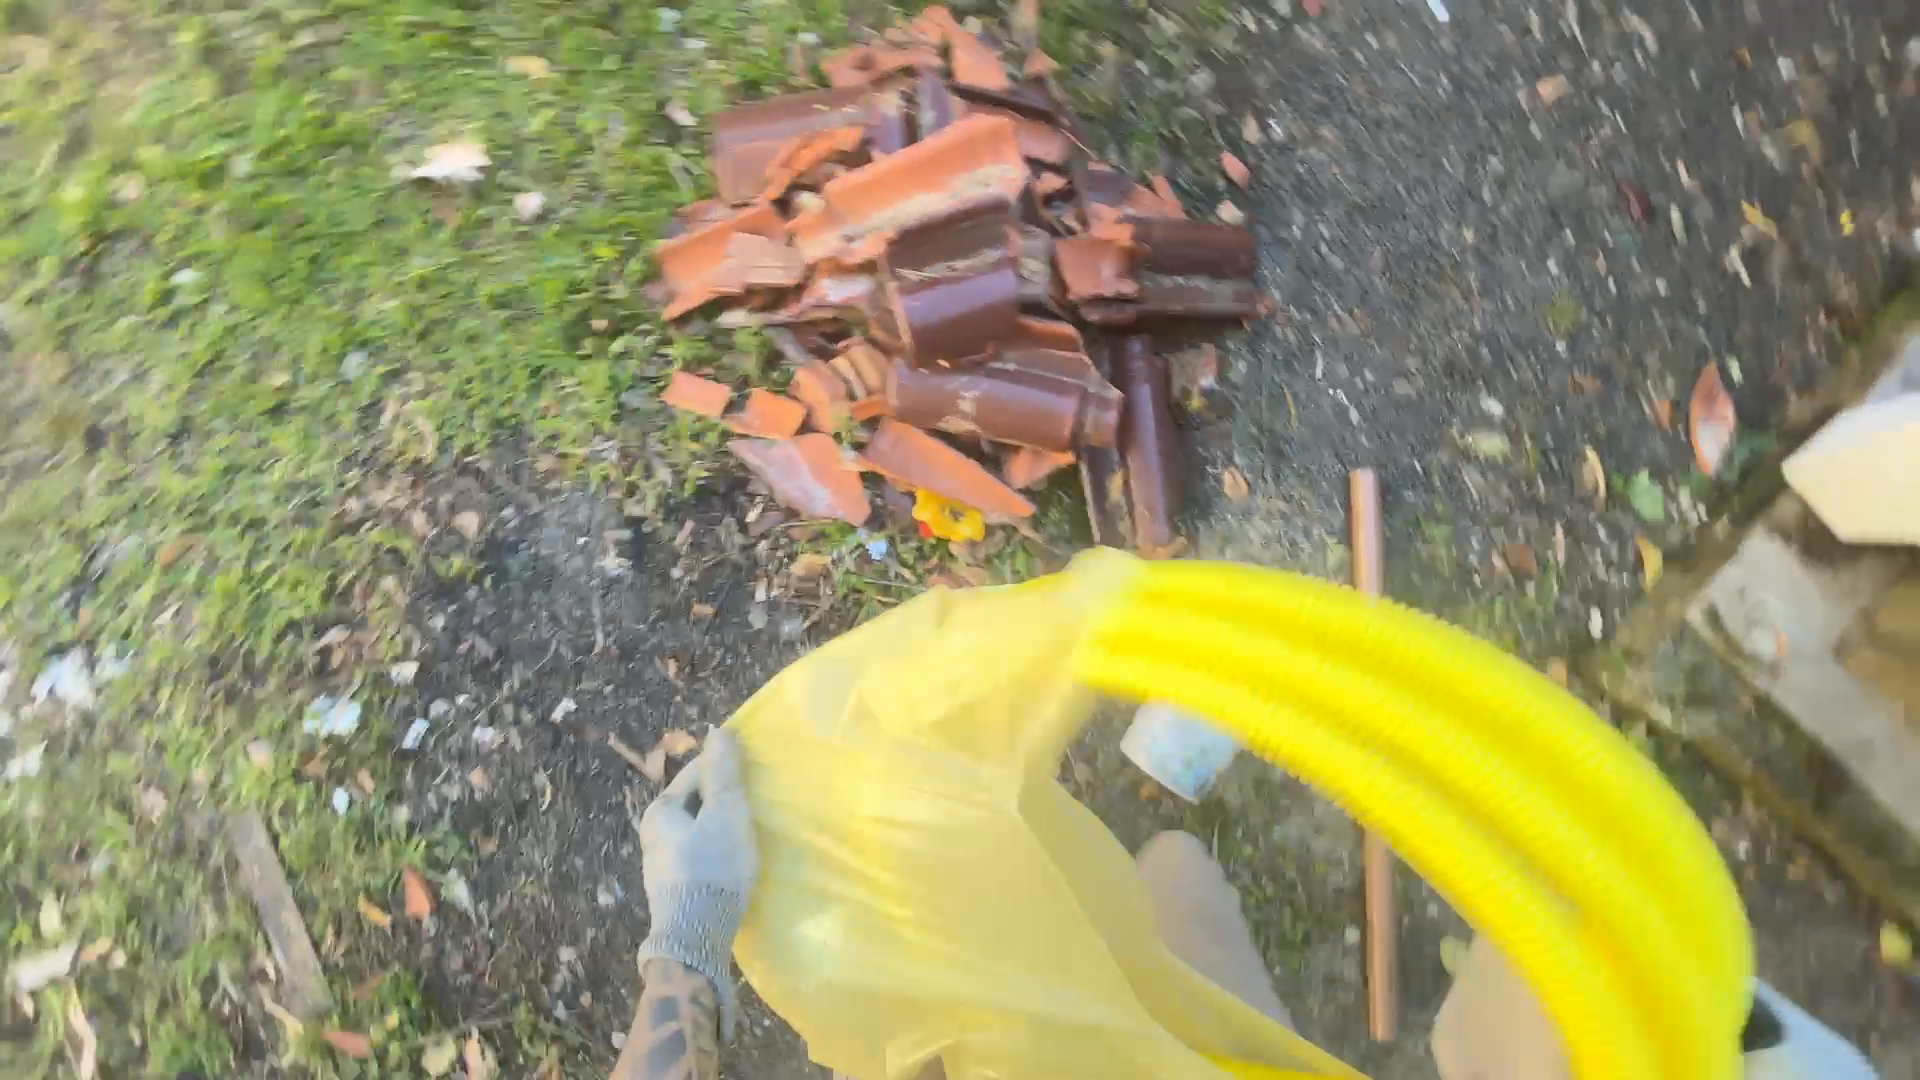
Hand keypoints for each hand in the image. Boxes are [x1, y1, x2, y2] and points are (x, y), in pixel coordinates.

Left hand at [635, 728, 757, 1036]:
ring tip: (748, 831)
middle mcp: (653, 833)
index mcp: (661, 810)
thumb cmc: (713, 865)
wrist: (696, 938)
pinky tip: (734, 859)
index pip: (698, 772)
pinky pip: (700, 852)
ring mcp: (662, 863)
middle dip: (724, 799)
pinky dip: (717, 848)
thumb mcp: (726, 811)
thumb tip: (718, 730)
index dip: (728, 769)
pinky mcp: (675, 888)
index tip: (754, 776)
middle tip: (754, 805)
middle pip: (697, 801)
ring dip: (722, 825)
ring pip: (699, 828)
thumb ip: (724, 771)